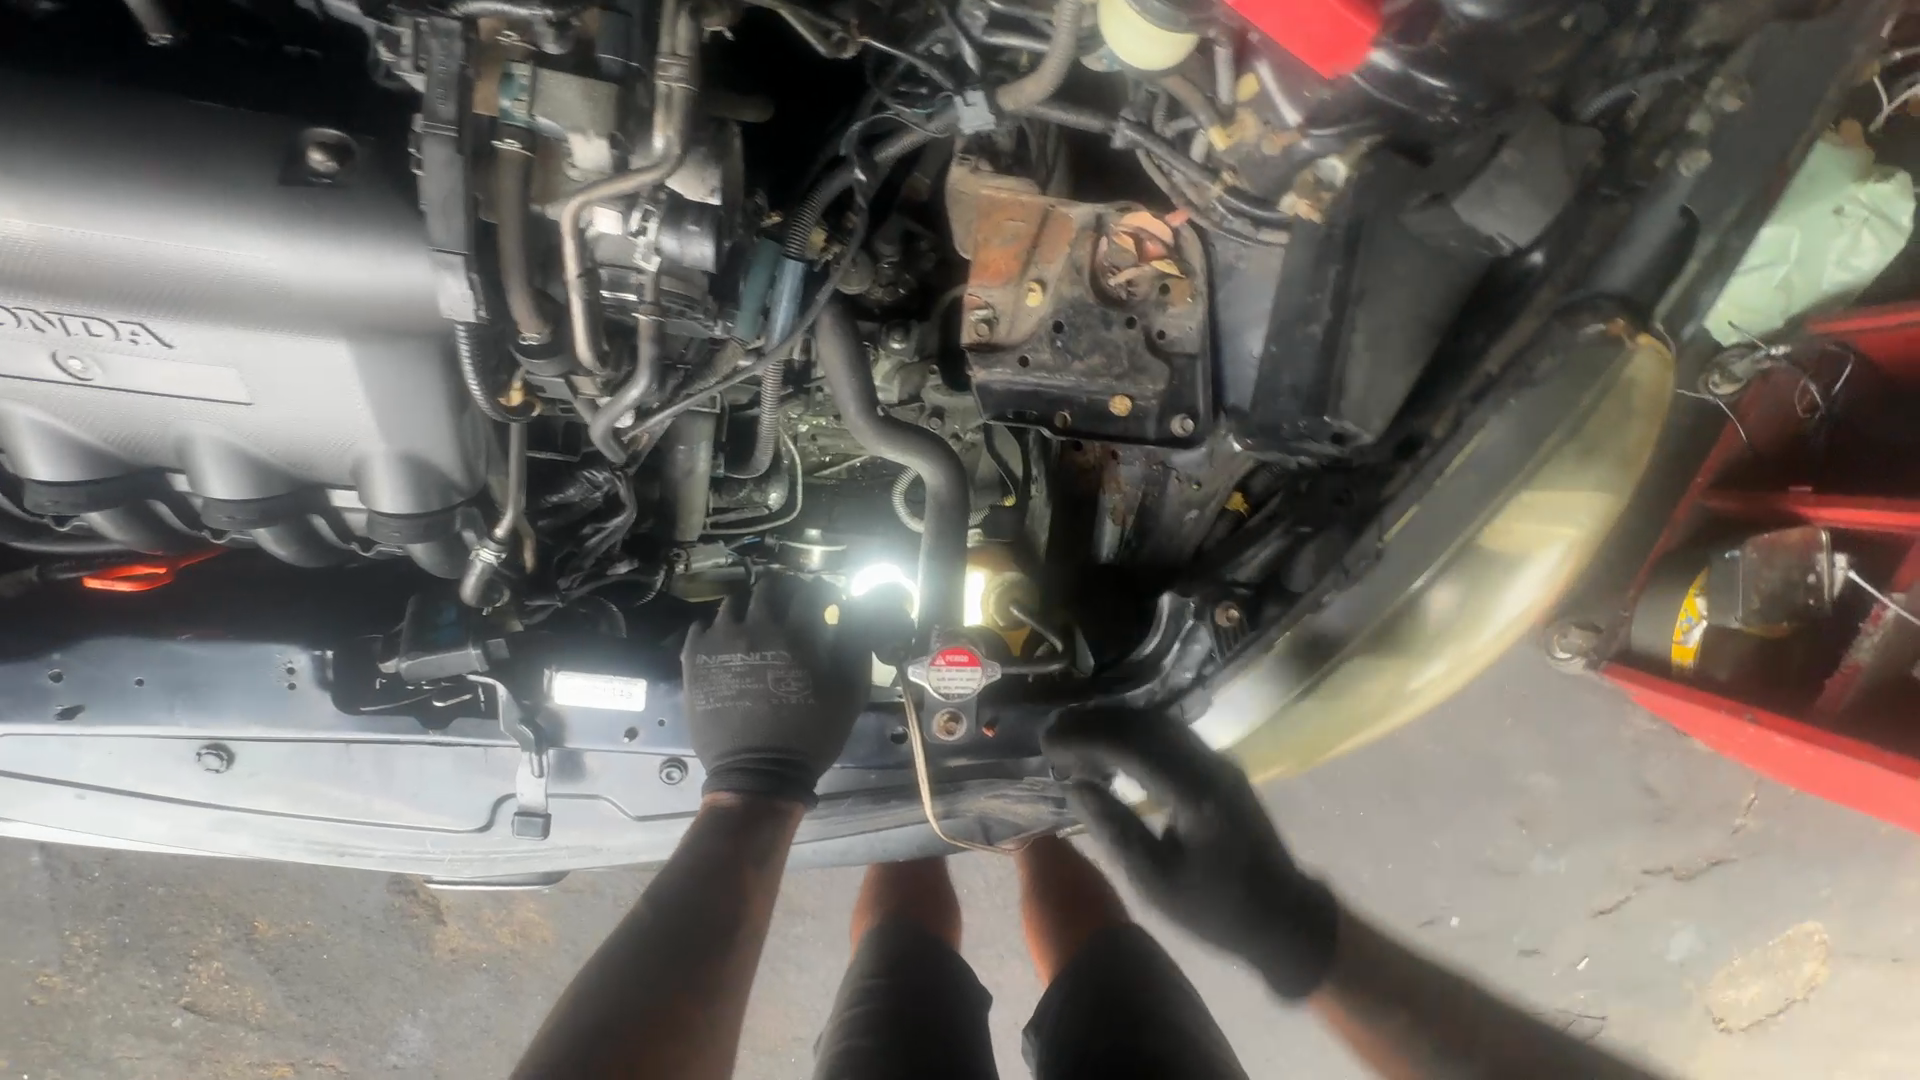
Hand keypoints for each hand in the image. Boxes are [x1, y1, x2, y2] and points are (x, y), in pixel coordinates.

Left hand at [681, 574, 869, 807]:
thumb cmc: (812, 734)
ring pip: (733, 603)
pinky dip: (716, 629)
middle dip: (784, 592)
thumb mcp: (850, 692)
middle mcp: (756, 627)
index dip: (822, 591)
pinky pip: (701, 627)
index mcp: (797, 634)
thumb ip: (854, 646)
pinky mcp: (694, 659)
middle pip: (769, 587)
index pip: (811, 590)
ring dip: (748, 609)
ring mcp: (720, 641)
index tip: (825, 600)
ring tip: (755, 626)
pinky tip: (727, 645)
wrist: (758, 774)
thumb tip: (849, 613)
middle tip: (790, 608)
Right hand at [1042, 708, 1337, 999]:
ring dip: (1110, 722)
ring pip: (1155, 722)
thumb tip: (1075, 786)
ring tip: (1070, 733)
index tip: (1049, 744)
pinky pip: (1166, 734)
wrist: (1283, 917)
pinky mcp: (1215, 765)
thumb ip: (1114, 828)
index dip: (1085, 739)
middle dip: (1092, 722)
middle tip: (1051, 733)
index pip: (1132, 746)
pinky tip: (1106, 745)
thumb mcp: (1155, 882)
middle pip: (1143, 724)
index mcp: (1196, 795)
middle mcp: (1208, 764)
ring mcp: (1215, 760)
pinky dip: (1129, 732)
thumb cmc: (1216, 909)